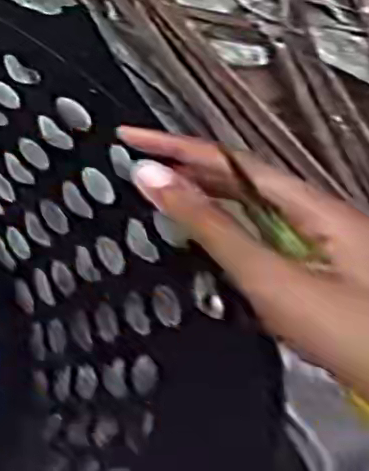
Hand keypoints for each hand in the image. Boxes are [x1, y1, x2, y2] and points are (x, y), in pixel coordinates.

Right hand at [120, 126, 368, 391]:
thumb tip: (149, 173)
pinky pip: (273, 240)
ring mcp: (345, 257)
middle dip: (191, 172)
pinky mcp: (343, 284)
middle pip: (250, 184)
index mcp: (325, 214)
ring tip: (163, 202)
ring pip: (262, 213)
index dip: (176, 146)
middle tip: (138, 170)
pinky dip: (232, 231)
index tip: (127, 137)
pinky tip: (213, 245)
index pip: (233, 162)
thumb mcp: (269, 277)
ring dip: (210, 202)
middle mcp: (338, 227)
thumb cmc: (360, 336)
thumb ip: (206, 222)